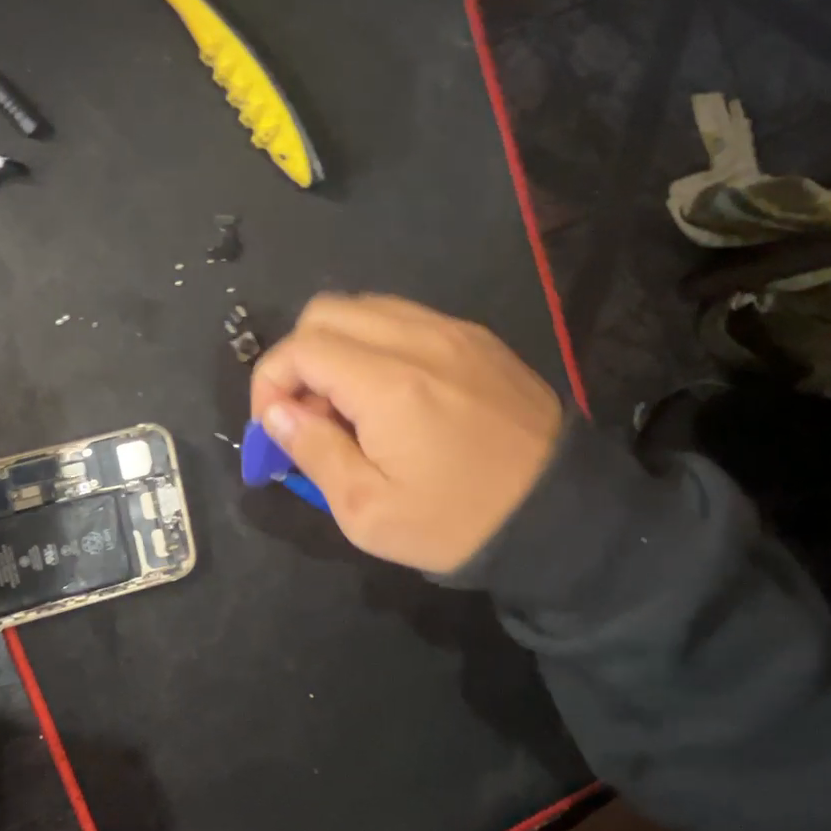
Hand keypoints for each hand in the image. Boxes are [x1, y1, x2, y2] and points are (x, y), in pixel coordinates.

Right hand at [250, 293, 563, 572]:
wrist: (562, 517)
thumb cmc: (455, 522)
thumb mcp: (367, 510)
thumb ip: (313, 451)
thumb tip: (277, 413)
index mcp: (388, 383)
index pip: (300, 348)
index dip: (269, 383)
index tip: (274, 428)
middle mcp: (419, 340)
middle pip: (327, 312)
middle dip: (297, 358)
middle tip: (305, 414)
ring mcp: (455, 334)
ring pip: (366, 308)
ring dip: (336, 348)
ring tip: (344, 405)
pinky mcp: (479, 342)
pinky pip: (407, 320)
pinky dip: (375, 345)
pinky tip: (387, 396)